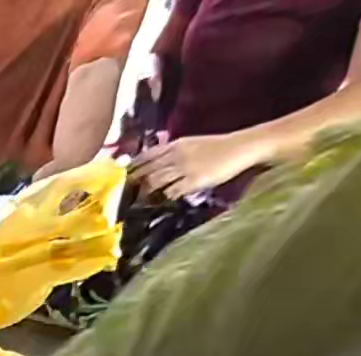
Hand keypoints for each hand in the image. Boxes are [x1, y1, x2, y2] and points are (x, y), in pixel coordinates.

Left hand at [129, 133, 260, 198]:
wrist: (240, 147)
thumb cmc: (216, 148)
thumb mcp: (191, 145)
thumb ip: (172, 155)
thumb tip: (154, 166)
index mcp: (175, 145)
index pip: (146, 157)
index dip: (132, 168)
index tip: (120, 179)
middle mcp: (176, 155)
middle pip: (146, 171)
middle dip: (132, 185)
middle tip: (121, 197)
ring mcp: (184, 168)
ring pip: (155, 182)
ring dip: (143, 194)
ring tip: (134, 205)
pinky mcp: (193, 180)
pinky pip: (172, 192)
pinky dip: (162, 199)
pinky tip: (156, 206)